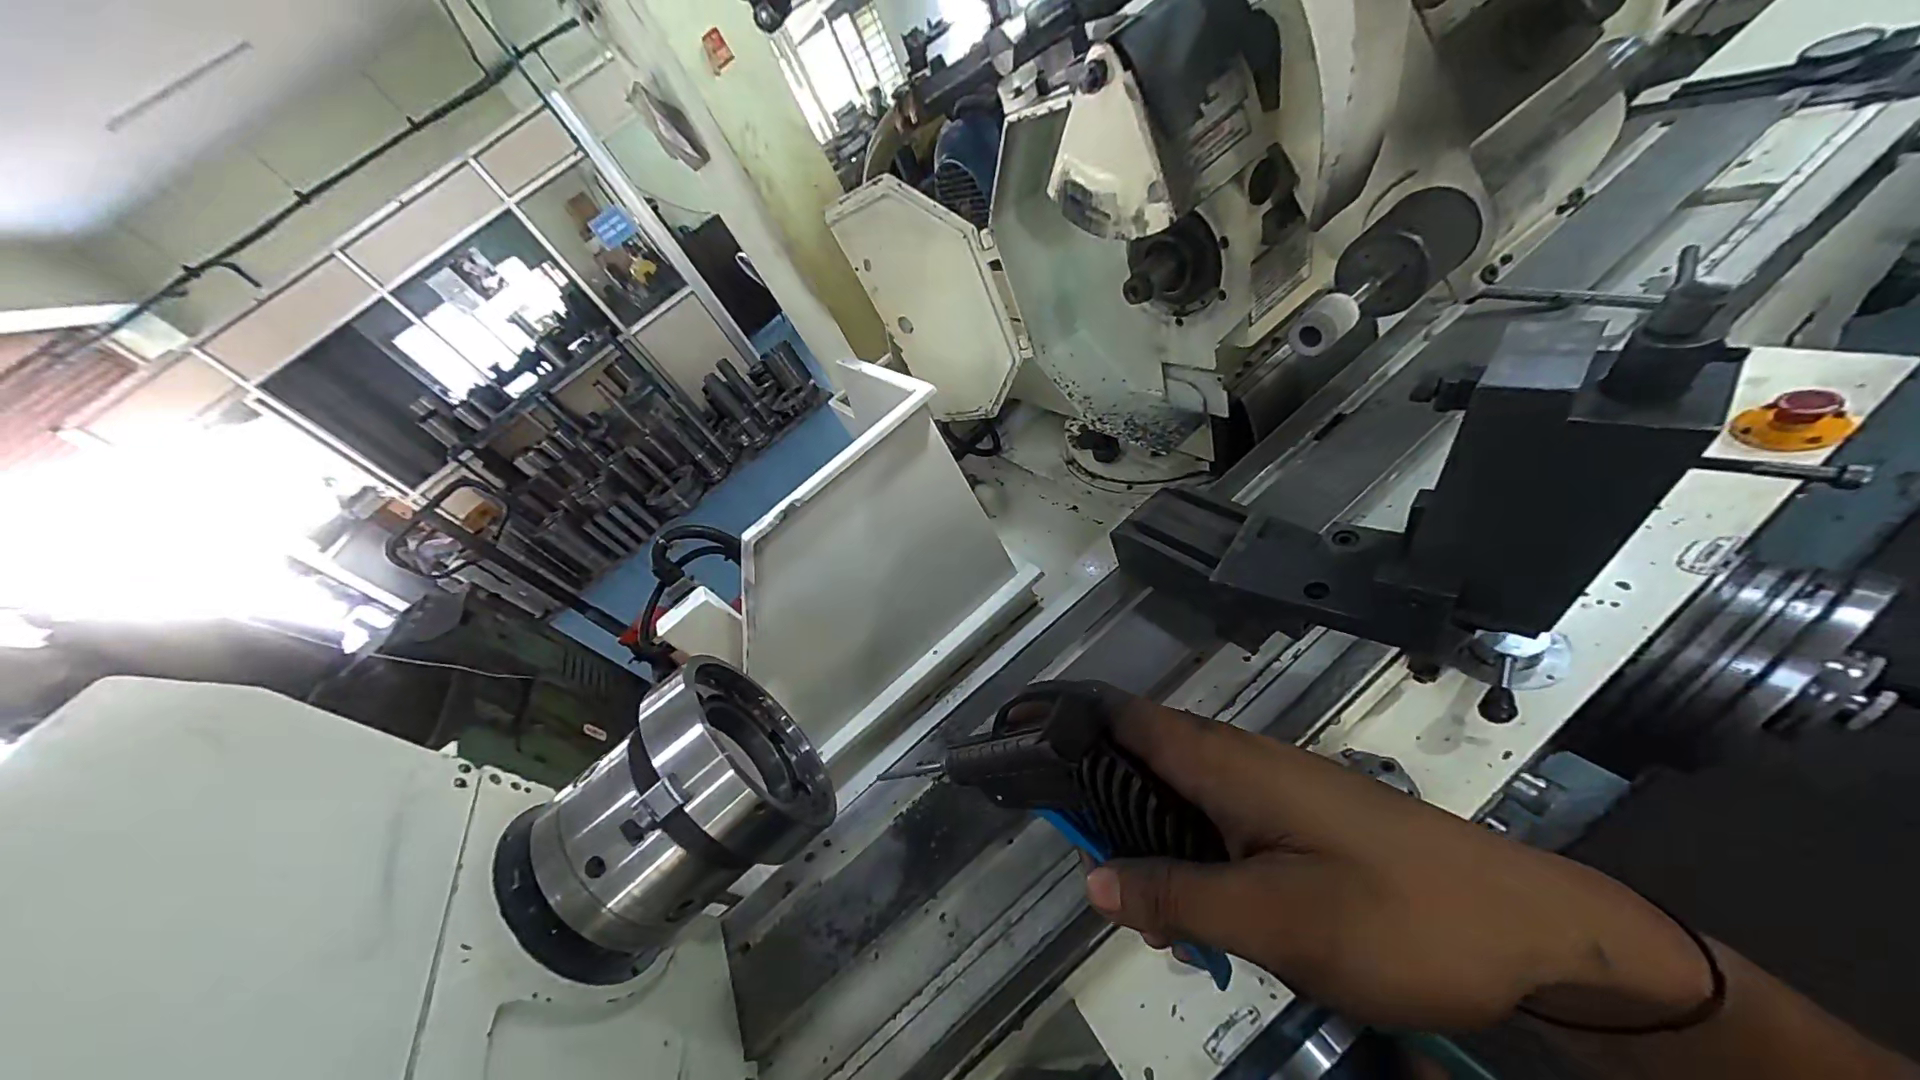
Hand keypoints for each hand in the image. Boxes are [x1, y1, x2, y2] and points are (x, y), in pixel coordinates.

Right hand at [1084, 695, 1714, 1031]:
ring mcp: (1271, 784)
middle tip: (1076, 850)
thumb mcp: (1275, 920)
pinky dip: (1190, 852)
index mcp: (1225, 762)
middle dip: (1101, 794)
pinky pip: (1218, 819)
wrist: (1535, 930)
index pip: (1125, 717)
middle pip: (1143, 752)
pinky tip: (1201, 910)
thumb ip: (1176, 896)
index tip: (1023, 748)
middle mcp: (1240, 757)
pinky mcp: (1296, 813)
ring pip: (1180, 791)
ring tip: (1140, 902)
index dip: (1070, 722)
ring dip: (1148, 835)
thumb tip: (1091, 879)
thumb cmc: (1398, 916)